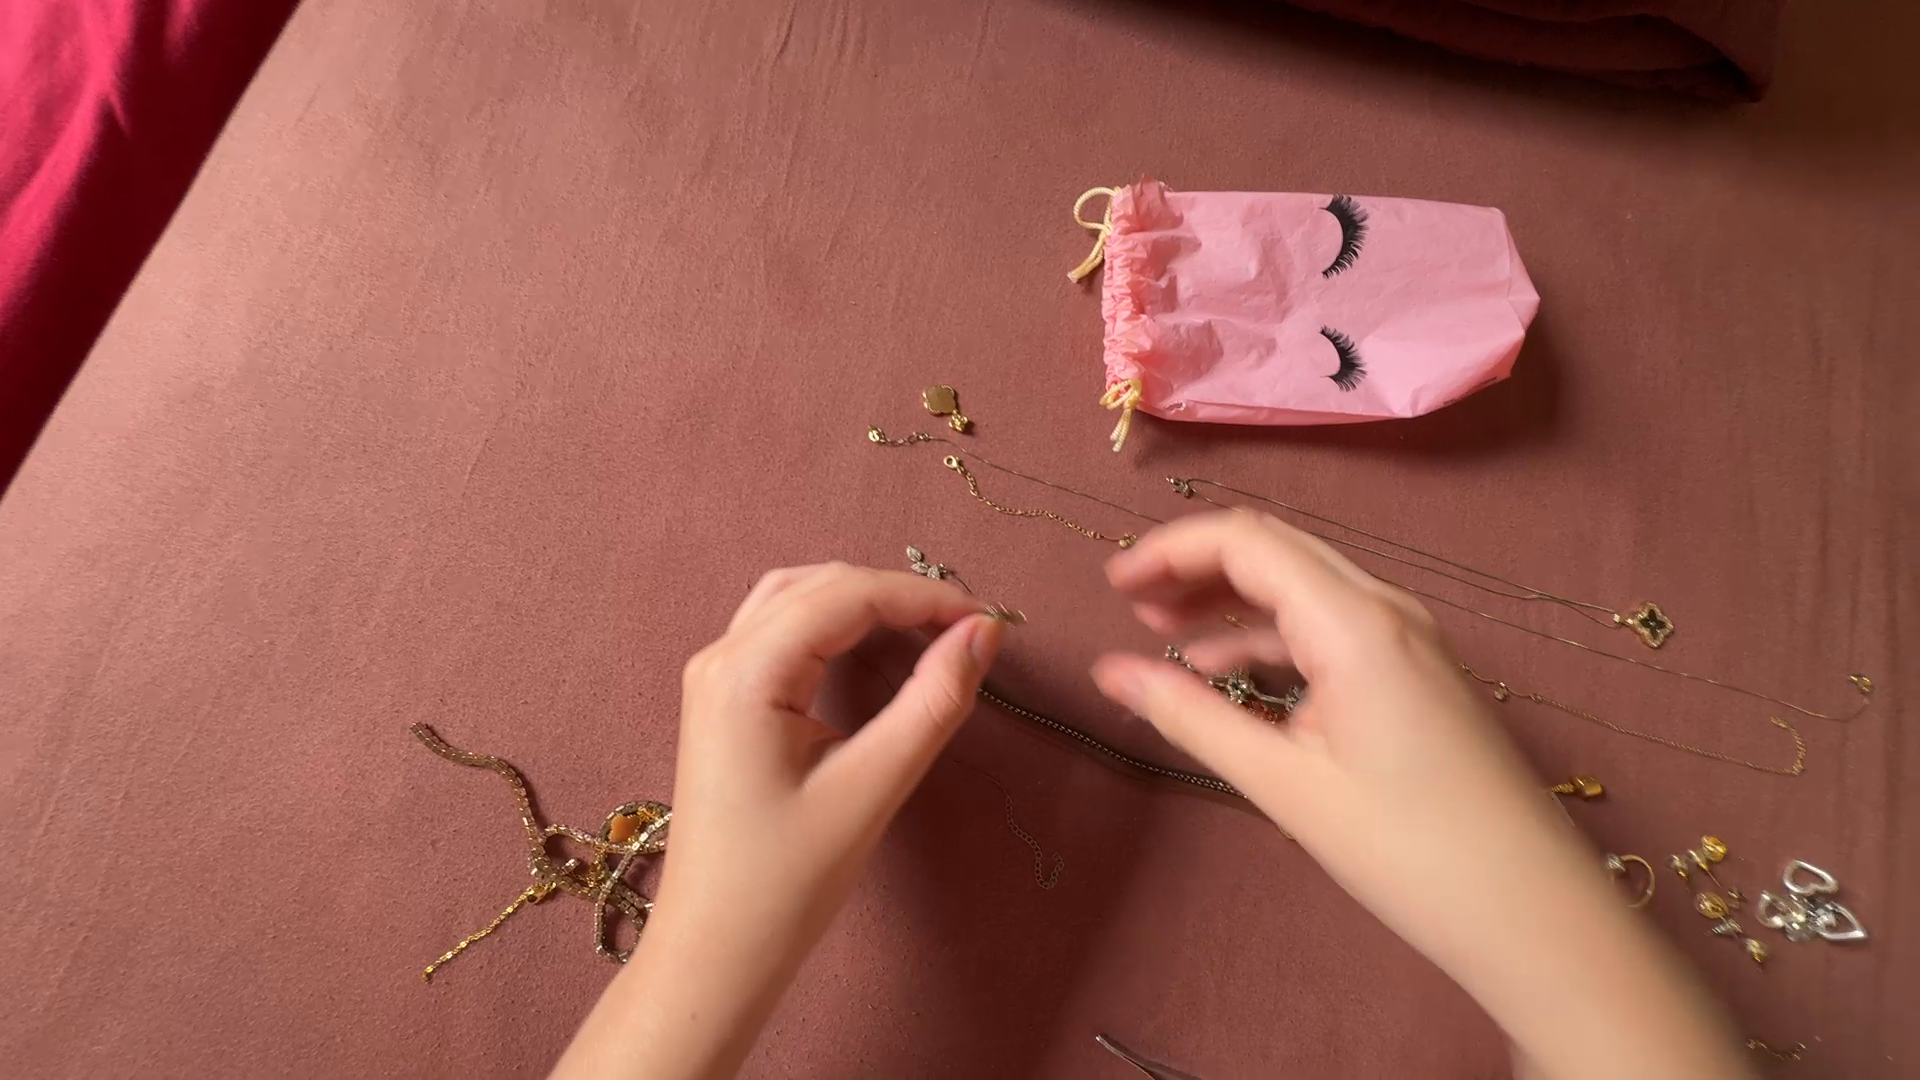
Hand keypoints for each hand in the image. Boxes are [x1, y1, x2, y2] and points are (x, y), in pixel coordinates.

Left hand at [553, 564, 1001, 1079]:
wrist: (713, 953)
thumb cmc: (785, 883)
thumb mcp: (871, 789)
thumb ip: (933, 702)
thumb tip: (982, 633)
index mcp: (746, 672)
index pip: (849, 596)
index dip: (924, 597)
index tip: (985, 620)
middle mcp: (721, 655)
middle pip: (823, 585)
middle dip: (899, 595)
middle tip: (964, 627)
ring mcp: (716, 673)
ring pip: (799, 595)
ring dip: (865, 599)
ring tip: (925, 626)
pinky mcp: (725, 694)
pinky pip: (783, 625)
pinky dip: (836, 619)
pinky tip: (868, 641)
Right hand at [1090, 511, 1750, 1079]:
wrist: (1546, 926)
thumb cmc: (1410, 852)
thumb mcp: (1282, 782)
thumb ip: (1188, 714)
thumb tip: (1107, 671)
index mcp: (1355, 623)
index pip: (1245, 542)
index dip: (1170, 550)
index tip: (1113, 583)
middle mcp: (1384, 610)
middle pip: (1271, 551)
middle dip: (1192, 567)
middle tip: (1130, 601)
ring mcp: (1404, 639)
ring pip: (1295, 588)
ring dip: (1224, 602)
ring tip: (1163, 631)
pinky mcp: (1409, 671)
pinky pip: (1321, 629)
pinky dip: (1262, 639)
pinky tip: (1223, 673)